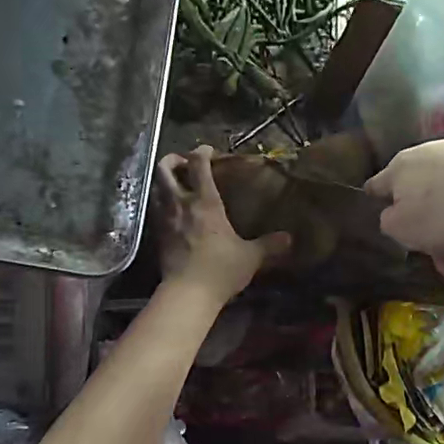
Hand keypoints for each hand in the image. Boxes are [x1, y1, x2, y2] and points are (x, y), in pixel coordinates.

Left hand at [155, 146, 290, 302]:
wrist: (186, 293)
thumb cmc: (220, 270)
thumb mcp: (250, 257)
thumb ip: (268, 245)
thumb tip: (289, 238)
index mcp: (205, 202)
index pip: (198, 165)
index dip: (201, 152)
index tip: (208, 150)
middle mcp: (180, 205)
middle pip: (164, 170)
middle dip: (172, 160)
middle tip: (184, 163)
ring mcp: (164, 220)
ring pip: (156, 189)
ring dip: (164, 182)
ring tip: (177, 185)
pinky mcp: (156, 236)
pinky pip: (155, 211)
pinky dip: (161, 204)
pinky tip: (172, 212)